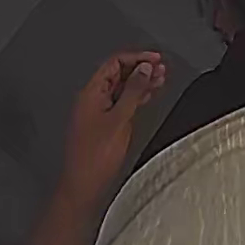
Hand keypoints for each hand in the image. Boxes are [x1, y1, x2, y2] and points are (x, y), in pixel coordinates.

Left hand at [59, 51, 167, 204]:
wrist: (83, 186)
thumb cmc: (95, 156)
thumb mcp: (119, 119)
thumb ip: (133, 91)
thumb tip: (144, 69)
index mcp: (91, 92)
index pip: (115, 63)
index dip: (136, 58)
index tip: (155, 59)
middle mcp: (93, 98)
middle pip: (119, 73)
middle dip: (141, 68)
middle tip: (161, 68)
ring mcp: (98, 110)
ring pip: (122, 87)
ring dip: (141, 81)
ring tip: (160, 78)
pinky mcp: (104, 123)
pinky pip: (122, 100)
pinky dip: (137, 95)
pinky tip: (149, 94)